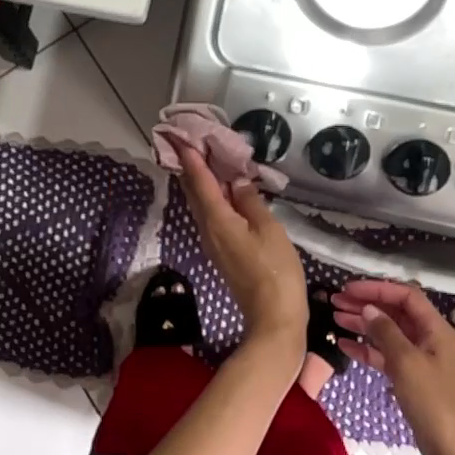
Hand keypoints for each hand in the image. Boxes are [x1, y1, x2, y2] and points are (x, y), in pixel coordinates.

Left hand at [176, 147, 307, 350]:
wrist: (274, 319)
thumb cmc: (275, 272)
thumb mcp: (268, 229)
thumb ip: (250, 201)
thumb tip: (235, 180)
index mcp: (217, 219)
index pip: (198, 180)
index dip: (189, 156)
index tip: (178, 135)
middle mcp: (207, 228)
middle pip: (193, 191)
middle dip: (188, 165)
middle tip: (187, 140)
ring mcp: (212, 242)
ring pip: (199, 203)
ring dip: (199, 180)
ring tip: (203, 157)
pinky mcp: (221, 251)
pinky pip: (209, 215)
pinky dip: (210, 197)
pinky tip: (221, 190)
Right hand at [331, 280, 454, 454]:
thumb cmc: (435, 404)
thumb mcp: (407, 363)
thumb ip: (386, 332)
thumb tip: (368, 308)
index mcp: (437, 330)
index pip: (406, 296)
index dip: (377, 289)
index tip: (347, 289)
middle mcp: (431, 342)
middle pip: (396, 314)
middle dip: (366, 305)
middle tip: (334, 302)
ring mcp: (422, 363)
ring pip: (389, 335)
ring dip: (363, 326)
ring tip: (335, 319)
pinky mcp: (413, 383)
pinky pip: (387, 358)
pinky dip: (367, 351)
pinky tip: (345, 347)